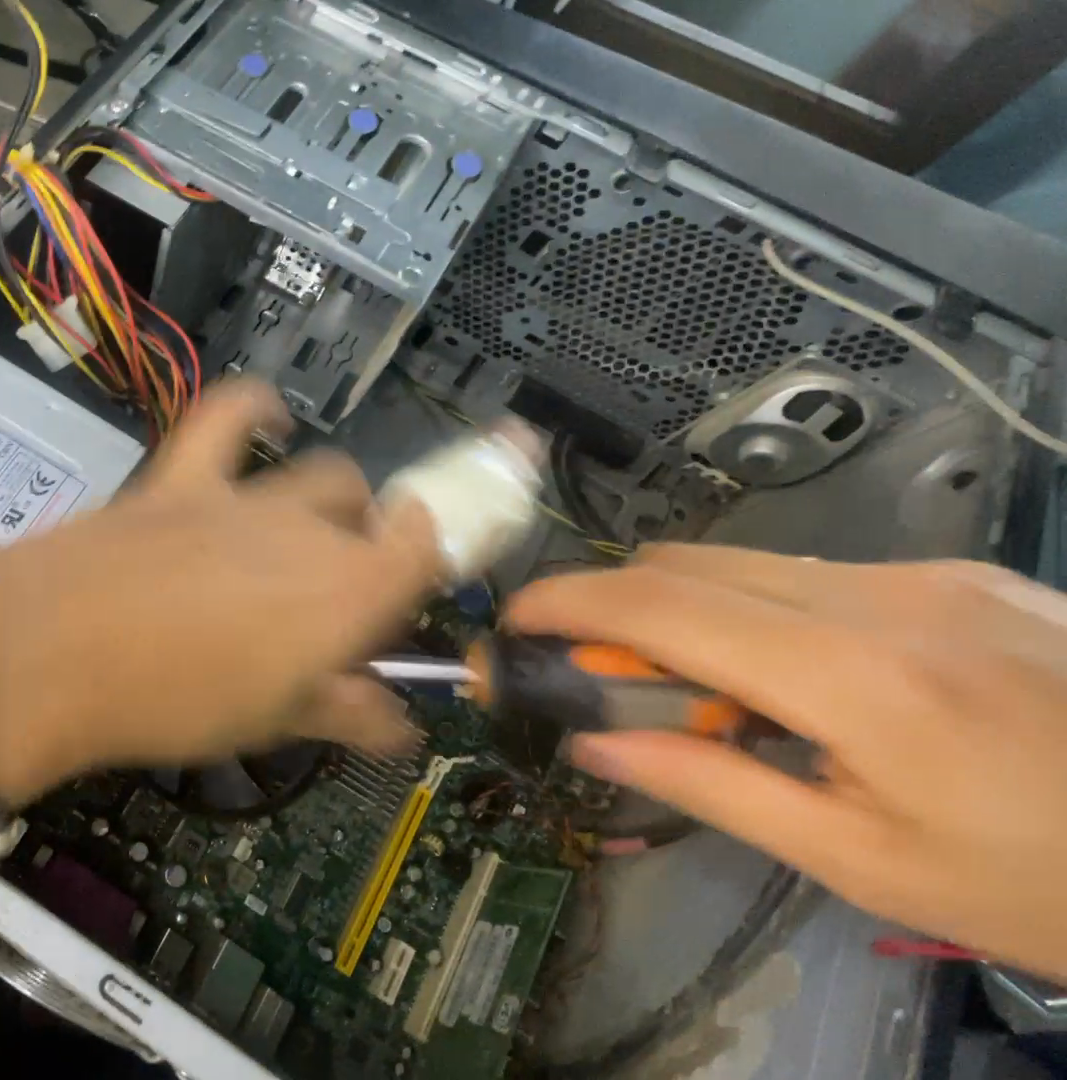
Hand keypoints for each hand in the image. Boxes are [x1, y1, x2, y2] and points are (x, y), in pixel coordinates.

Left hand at [0, 381, 449, 806]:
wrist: (48, 658)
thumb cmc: (169, 705)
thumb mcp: (268, 723)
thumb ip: (346, 714)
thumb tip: (400, 725)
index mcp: (347, 592)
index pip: (430, 548)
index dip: (439, 558)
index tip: (416, 590)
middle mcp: (308, 528)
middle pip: (373, 515)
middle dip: (371, 550)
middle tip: (334, 602)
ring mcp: (240, 494)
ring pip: (319, 473)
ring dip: (330, 501)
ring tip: (303, 539)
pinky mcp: (179, 475)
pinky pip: (227, 414)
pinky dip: (254, 409)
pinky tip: (266, 418)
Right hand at [511, 545, 1066, 981]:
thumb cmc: (1047, 882)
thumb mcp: (860, 862)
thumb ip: (709, 787)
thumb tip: (592, 743)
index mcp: (856, 675)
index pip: (658, 603)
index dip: (565, 601)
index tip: (514, 621)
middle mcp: (885, 596)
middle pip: (685, 565)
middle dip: (610, 606)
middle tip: (596, 676)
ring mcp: (931, 575)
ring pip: (741, 563)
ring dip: (680, 611)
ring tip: (704, 694)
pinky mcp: (962, 575)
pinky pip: (808, 575)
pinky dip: (751, 611)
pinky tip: (790, 677)